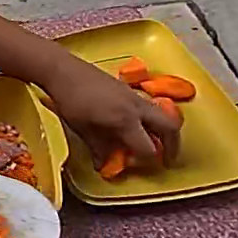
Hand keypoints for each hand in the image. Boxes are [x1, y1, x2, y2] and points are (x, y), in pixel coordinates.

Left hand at [42, 61, 180, 168]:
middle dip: (173, 145)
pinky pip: (149, 106)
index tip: (139, 165)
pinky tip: (137, 125)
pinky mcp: (128, 88)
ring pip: (162, 114)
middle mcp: (136, 107)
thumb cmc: (71, 101)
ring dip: (165, 130)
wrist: (64, 71)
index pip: (148, 147)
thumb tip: (102, 165)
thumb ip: (97, 148)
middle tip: (168, 159)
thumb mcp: (83, 129)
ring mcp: (134, 95)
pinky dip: (152, 119)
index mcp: (126, 120)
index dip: (146, 160)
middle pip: (169, 127)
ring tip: (156, 143)